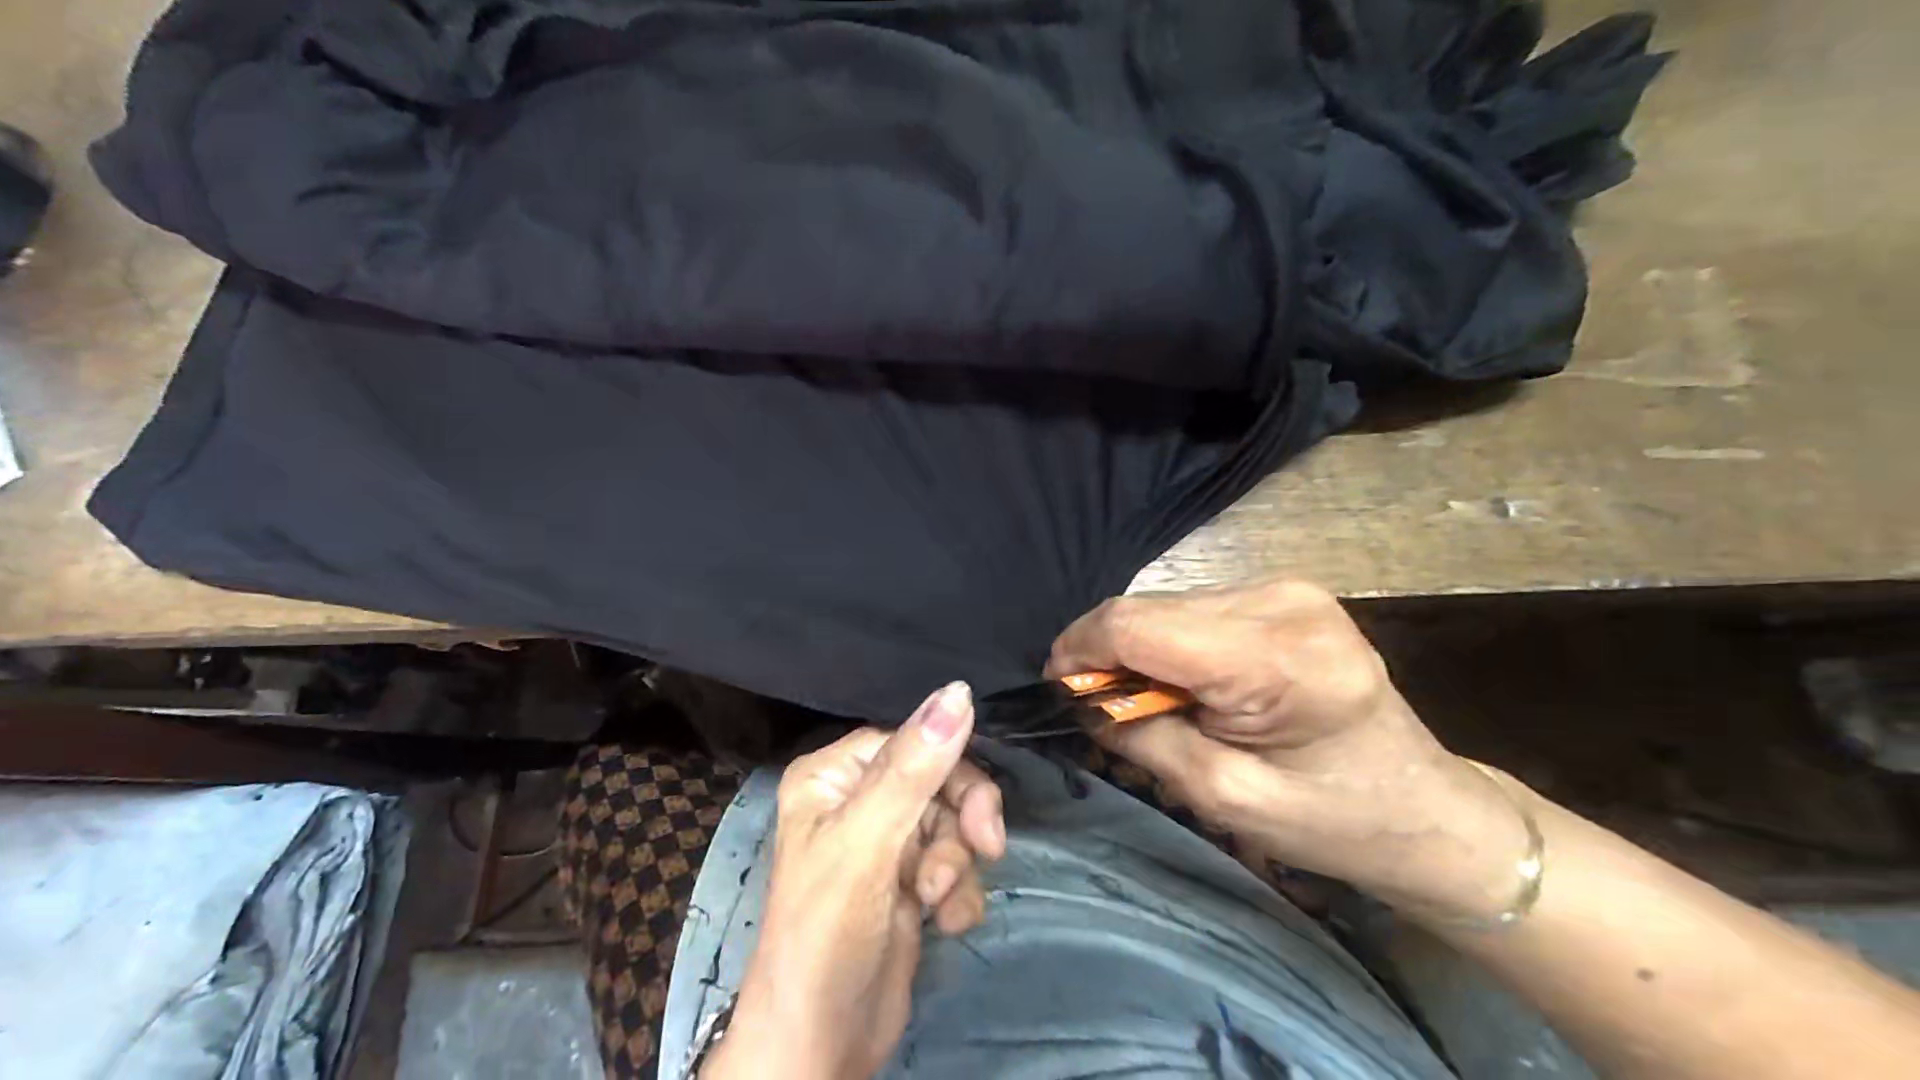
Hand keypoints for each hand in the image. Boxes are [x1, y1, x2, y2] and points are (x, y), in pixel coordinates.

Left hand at [703, 682, 1004, 1079]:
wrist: (819, 1048)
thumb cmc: (827, 932)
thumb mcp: (867, 842)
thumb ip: (913, 767)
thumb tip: (959, 691)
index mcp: (833, 775)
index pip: (910, 741)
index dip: (949, 768)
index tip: (980, 811)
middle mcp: (857, 801)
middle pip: (939, 780)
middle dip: (960, 823)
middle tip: (985, 849)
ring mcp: (884, 844)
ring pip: (953, 824)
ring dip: (958, 864)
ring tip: (936, 900)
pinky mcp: (907, 883)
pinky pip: (955, 863)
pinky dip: (959, 892)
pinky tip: (947, 923)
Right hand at [1047, 580, 1530, 923]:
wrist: (1424, 808)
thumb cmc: (1331, 820)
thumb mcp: (1222, 796)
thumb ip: (1142, 738)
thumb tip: (1079, 697)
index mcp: (1276, 659)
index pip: (1137, 624)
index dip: (1081, 650)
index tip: (1059, 688)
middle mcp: (1279, 601)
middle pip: (1146, 609)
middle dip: (1105, 654)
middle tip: (1100, 707)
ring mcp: (1285, 587)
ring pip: (1163, 604)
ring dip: (1136, 650)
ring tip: (1149, 703)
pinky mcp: (1283, 590)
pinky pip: (1191, 607)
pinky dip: (1168, 643)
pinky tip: (1185, 683)